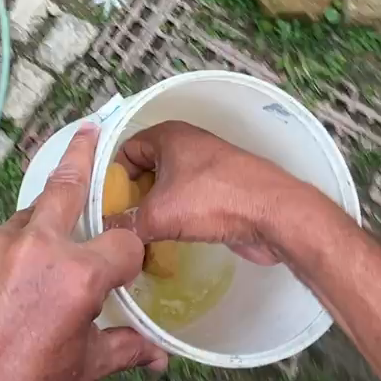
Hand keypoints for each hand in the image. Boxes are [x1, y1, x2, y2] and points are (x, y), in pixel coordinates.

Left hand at [0, 124, 166, 380]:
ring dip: (46, 224)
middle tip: (90, 131)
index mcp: (77, 274)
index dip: (131, 258)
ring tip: (49, 250)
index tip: (128, 271)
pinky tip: (11, 280)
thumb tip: (159, 354)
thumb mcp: (81, 371)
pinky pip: (1, 238)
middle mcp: (39, 245)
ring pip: (31, 216)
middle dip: (83, 154)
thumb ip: (123, 349)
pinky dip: (14, 249)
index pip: (123, 244)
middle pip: (67, 185)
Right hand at [111, 120, 322, 265]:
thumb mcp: (159, 214)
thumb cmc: (213, 200)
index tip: (105, 210)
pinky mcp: (221, 192)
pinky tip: (166, 245)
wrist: (274, 213)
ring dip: (154, 213)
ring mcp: (206, 168)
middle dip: (132, 199)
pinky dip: (175, 220)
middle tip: (119, 230)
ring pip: (167, 189)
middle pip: (145, 171)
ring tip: (139, 242)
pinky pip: (187, 203)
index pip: (125, 151)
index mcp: (168, 135)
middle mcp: (186, 145)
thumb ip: (127, 225)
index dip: (113, 179)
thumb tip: (106, 238)